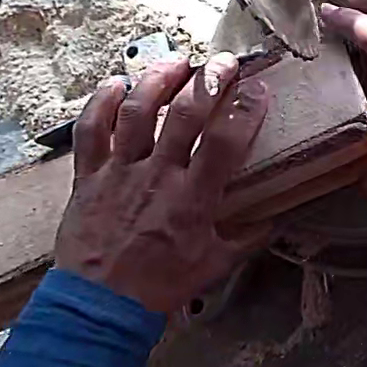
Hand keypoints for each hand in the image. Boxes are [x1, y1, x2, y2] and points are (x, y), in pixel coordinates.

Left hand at [54, 53, 268, 316]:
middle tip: (224, 62)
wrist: (100, 306)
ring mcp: (119, 173)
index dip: (244, 110)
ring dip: (156, 80)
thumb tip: (278, 219)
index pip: (225, 142)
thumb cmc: (162, 284)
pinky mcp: (88, 177)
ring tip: (177, 61)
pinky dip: (99, 103)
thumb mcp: (217, 263)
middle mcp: (156, 177)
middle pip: (183, 115)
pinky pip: (89, 132)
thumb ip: (251, 237)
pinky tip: (114, 83)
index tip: (259, 89)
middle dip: (208, 81)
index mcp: (193, 199)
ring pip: (135, 113)